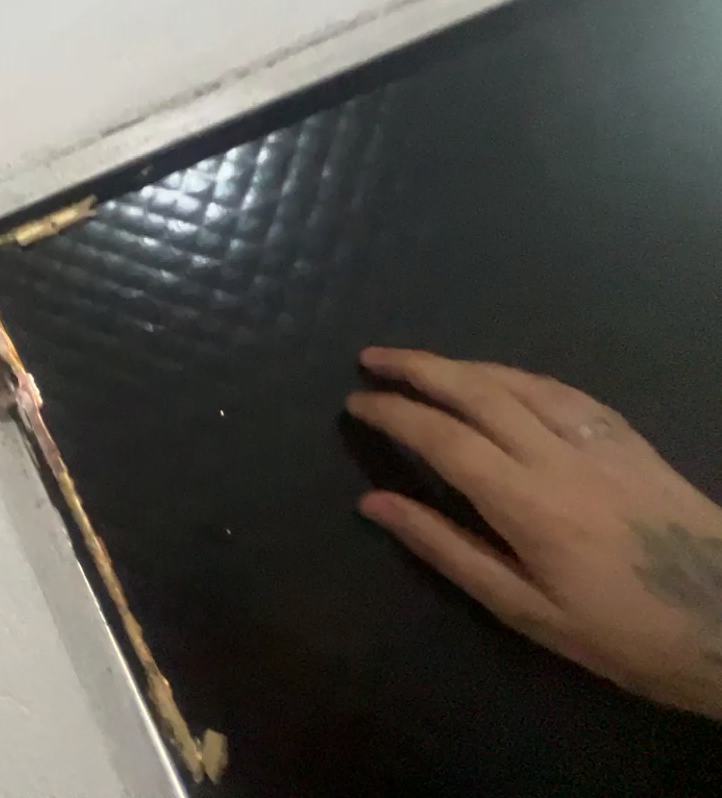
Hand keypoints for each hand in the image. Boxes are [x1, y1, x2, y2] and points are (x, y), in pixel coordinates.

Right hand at [348, 348, 721, 719]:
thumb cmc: (630, 635)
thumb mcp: (527, 610)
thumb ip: (445, 549)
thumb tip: (371, 503)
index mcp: (529, 504)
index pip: (442, 438)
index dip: (392, 413)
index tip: (355, 403)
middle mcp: (564, 463)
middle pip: (480, 395)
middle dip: (418, 369)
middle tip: (371, 359)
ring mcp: (608, 451)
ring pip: (524, 386)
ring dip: (464, 366)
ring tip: (422, 363)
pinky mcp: (639, 451)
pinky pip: (572, 396)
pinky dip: (522, 378)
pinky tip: (501, 379)